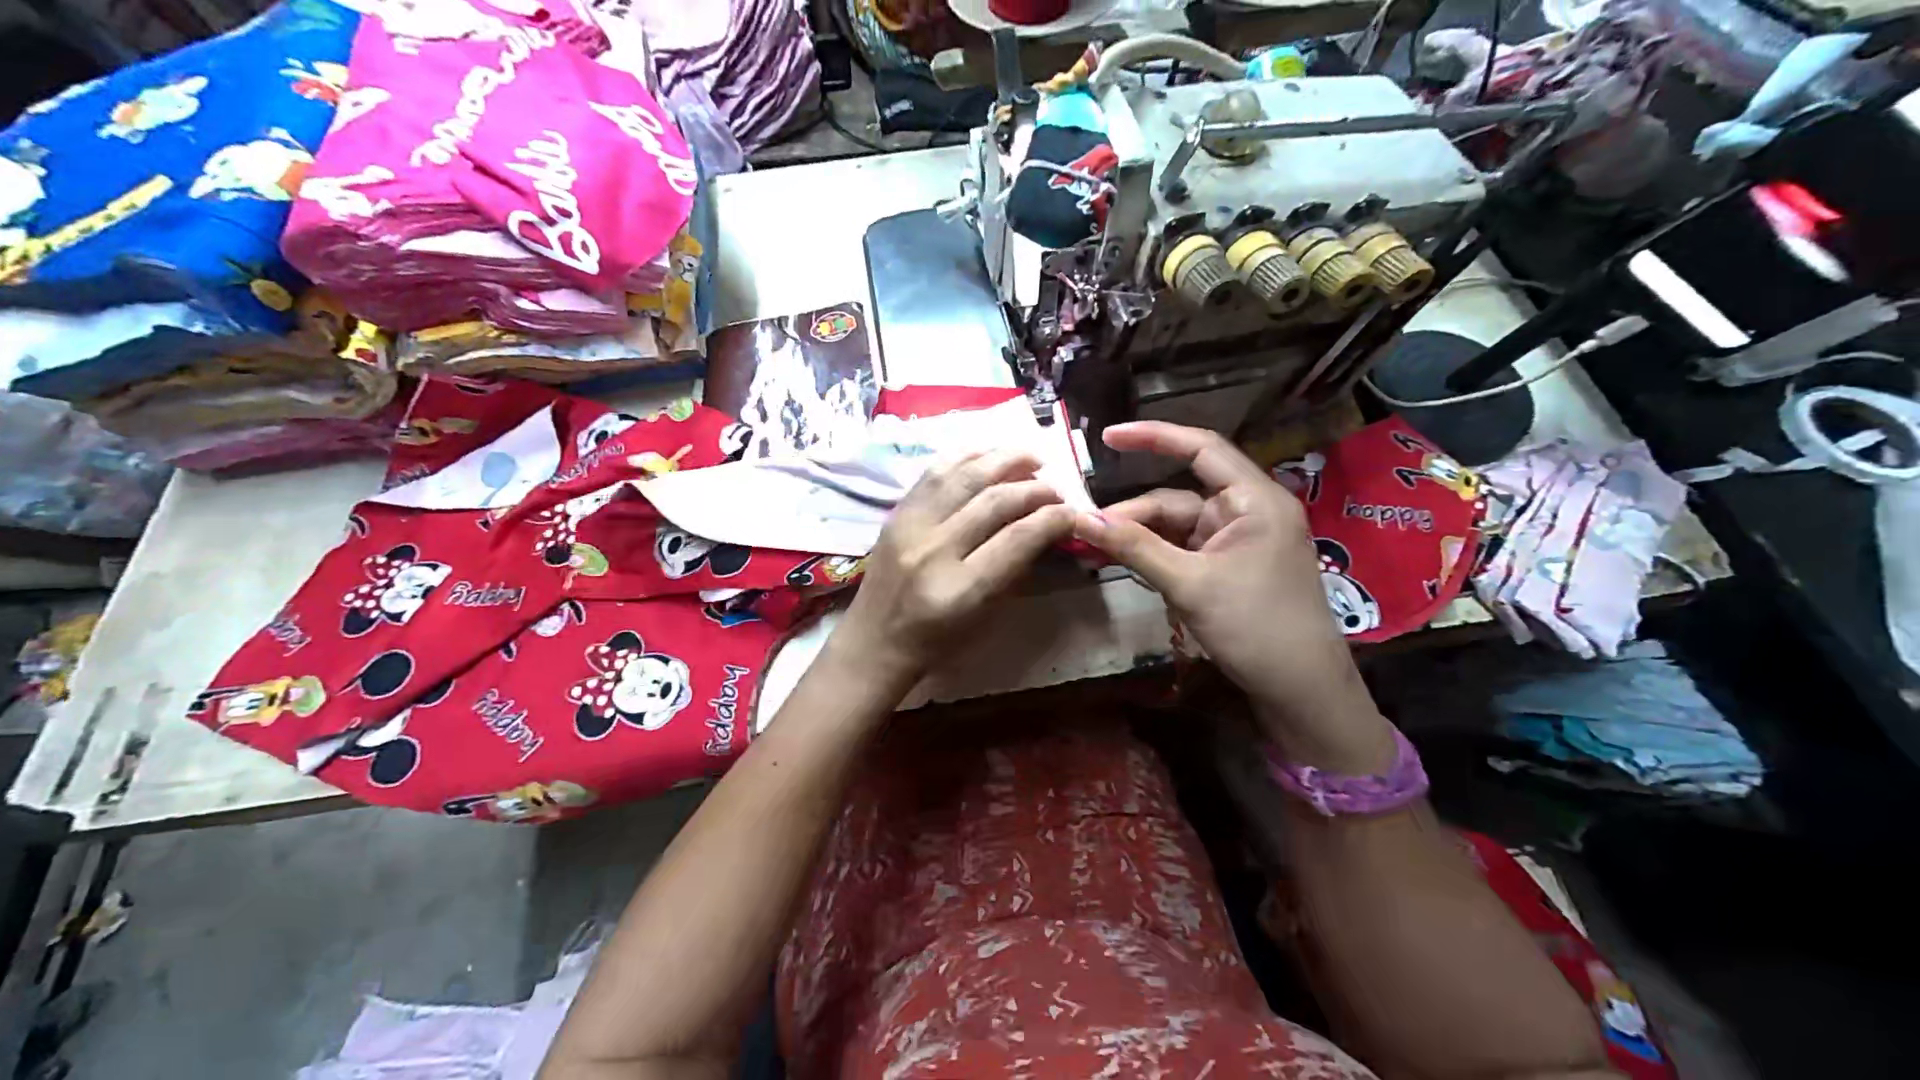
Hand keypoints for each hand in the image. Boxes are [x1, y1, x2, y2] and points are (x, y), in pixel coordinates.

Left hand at [835, 450, 1076, 690]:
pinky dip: (966, 457)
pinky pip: (934, 473)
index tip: (1073, 511)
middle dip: (1034, 489)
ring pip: (963, 476)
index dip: (1053, 518)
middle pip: (994, 501)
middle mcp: (933, 551)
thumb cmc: (937, 641)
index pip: (1018, 538)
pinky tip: (989, 453)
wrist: (874, 643)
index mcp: (960, 589)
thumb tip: (1046, 527)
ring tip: (1031, 457)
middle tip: (1055, 489)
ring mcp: (909, 528)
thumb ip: (1015, 569)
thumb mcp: (986, 617)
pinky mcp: (895, 514)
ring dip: (1003, 459)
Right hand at [1072, 422, 1393, 772]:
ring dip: (1140, 538)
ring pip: (1177, 526)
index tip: (1107, 437)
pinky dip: (1155, 555)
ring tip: (1097, 551)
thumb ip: (1135, 547)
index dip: (1153, 437)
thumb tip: (1082, 519)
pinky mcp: (1230, 567)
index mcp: (1254, 500)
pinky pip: (1184, 549)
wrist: (1301, 689)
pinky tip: (1126, 565)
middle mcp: (1247, 512)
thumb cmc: (1256, 628)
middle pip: (1178, 497)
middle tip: (1086, 530)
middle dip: (1133, 513)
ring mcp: (1238, 541)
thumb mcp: (1189, 584)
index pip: (1201, 448)